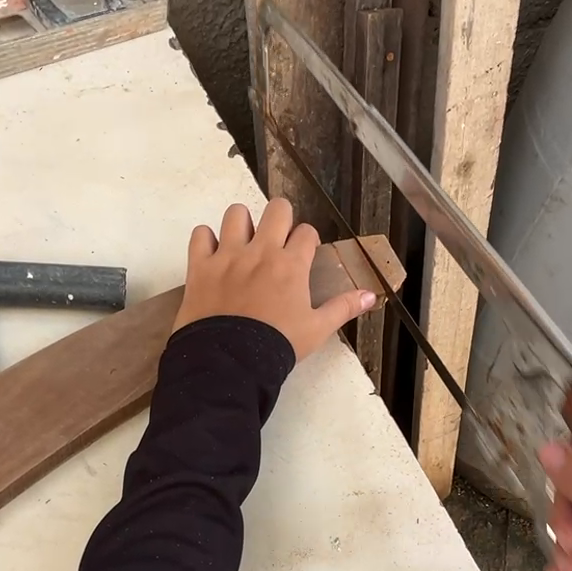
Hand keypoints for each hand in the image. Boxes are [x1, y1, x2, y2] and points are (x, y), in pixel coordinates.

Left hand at [173, 199, 375, 361]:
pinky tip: (213, 253)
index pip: (306, 233)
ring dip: (242, 224)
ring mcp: (228, 256)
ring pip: (236, 214)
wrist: (231, 361)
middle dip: (280, 219)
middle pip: (276, 209)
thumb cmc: (278, 345)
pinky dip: (206, 240)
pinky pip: (200, 234)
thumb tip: (371, 295)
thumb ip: (343, 308)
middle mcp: (261, 251)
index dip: (307, 241)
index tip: (303, 254)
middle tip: (276, 239)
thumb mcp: (317, 330)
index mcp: (291, 265)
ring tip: (243, 242)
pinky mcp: (200, 266)